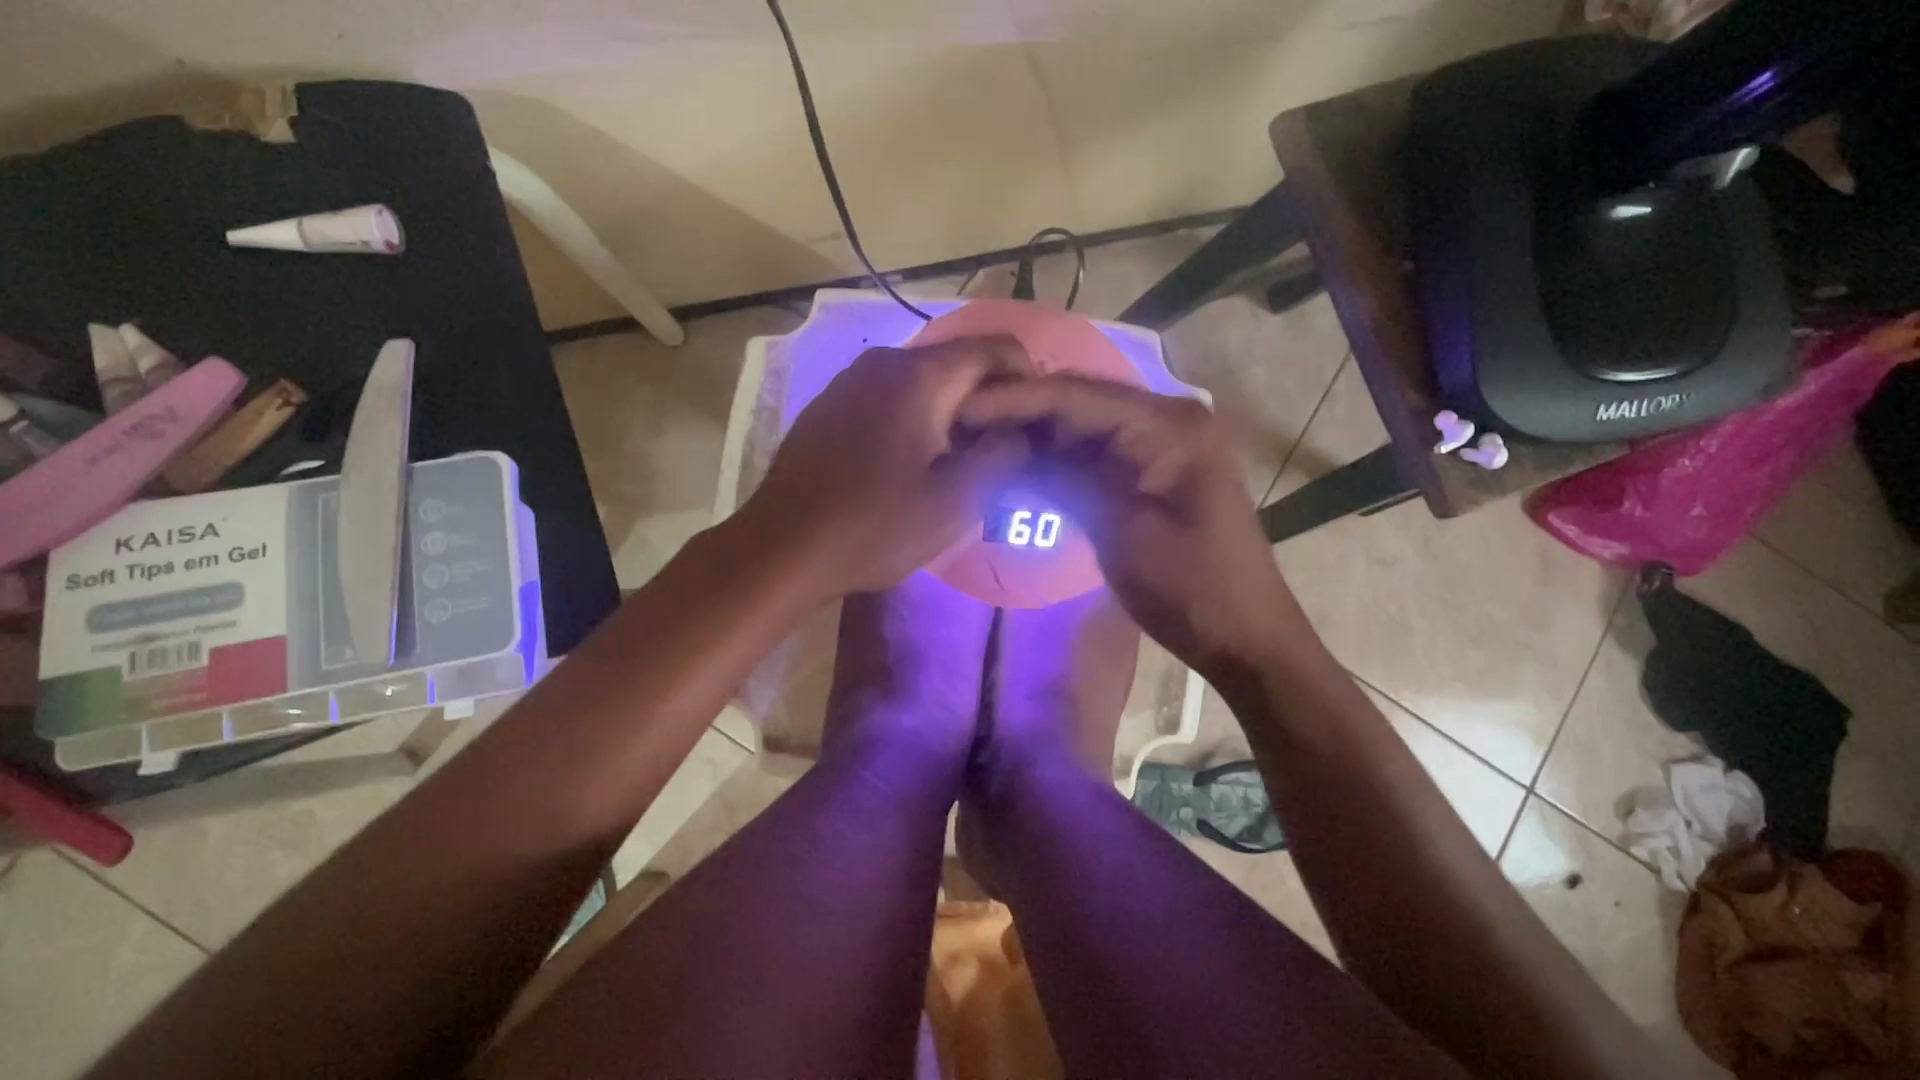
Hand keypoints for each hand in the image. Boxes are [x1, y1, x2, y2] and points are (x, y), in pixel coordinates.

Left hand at [742, 337, 1031, 595]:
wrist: (782, 548)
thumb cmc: (875, 526)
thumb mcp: (957, 501)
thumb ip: (1004, 455)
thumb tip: (1022, 430)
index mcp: (922, 375)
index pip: (996, 349)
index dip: (1027, 379)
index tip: (1033, 425)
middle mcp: (885, 361)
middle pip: (957, 362)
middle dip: (987, 399)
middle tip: (998, 452)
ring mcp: (850, 379)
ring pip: (922, 380)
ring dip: (949, 410)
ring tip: (956, 461)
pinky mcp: (828, 403)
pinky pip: (888, 395)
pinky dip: (912, 416)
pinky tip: (907, 462)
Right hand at [957, 375, 1303, 681]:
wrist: (1246, 637)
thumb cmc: (1191, 589)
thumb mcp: (1121, 532)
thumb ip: (1065, 479)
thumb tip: (1005, 446)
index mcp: (1170, 425)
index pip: (1076, 396)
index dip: (1014, 400)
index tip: (959, 410)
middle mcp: (1169, 418)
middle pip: (1080, 401)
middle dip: (1020, 411)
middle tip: (959, 425)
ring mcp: (1164, 443)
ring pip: (1084, 425)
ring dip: (1035, 434)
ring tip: (977, 443)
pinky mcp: (1156, 469)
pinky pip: (1098, 451)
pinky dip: (1059, 458)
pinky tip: (1018, 465)